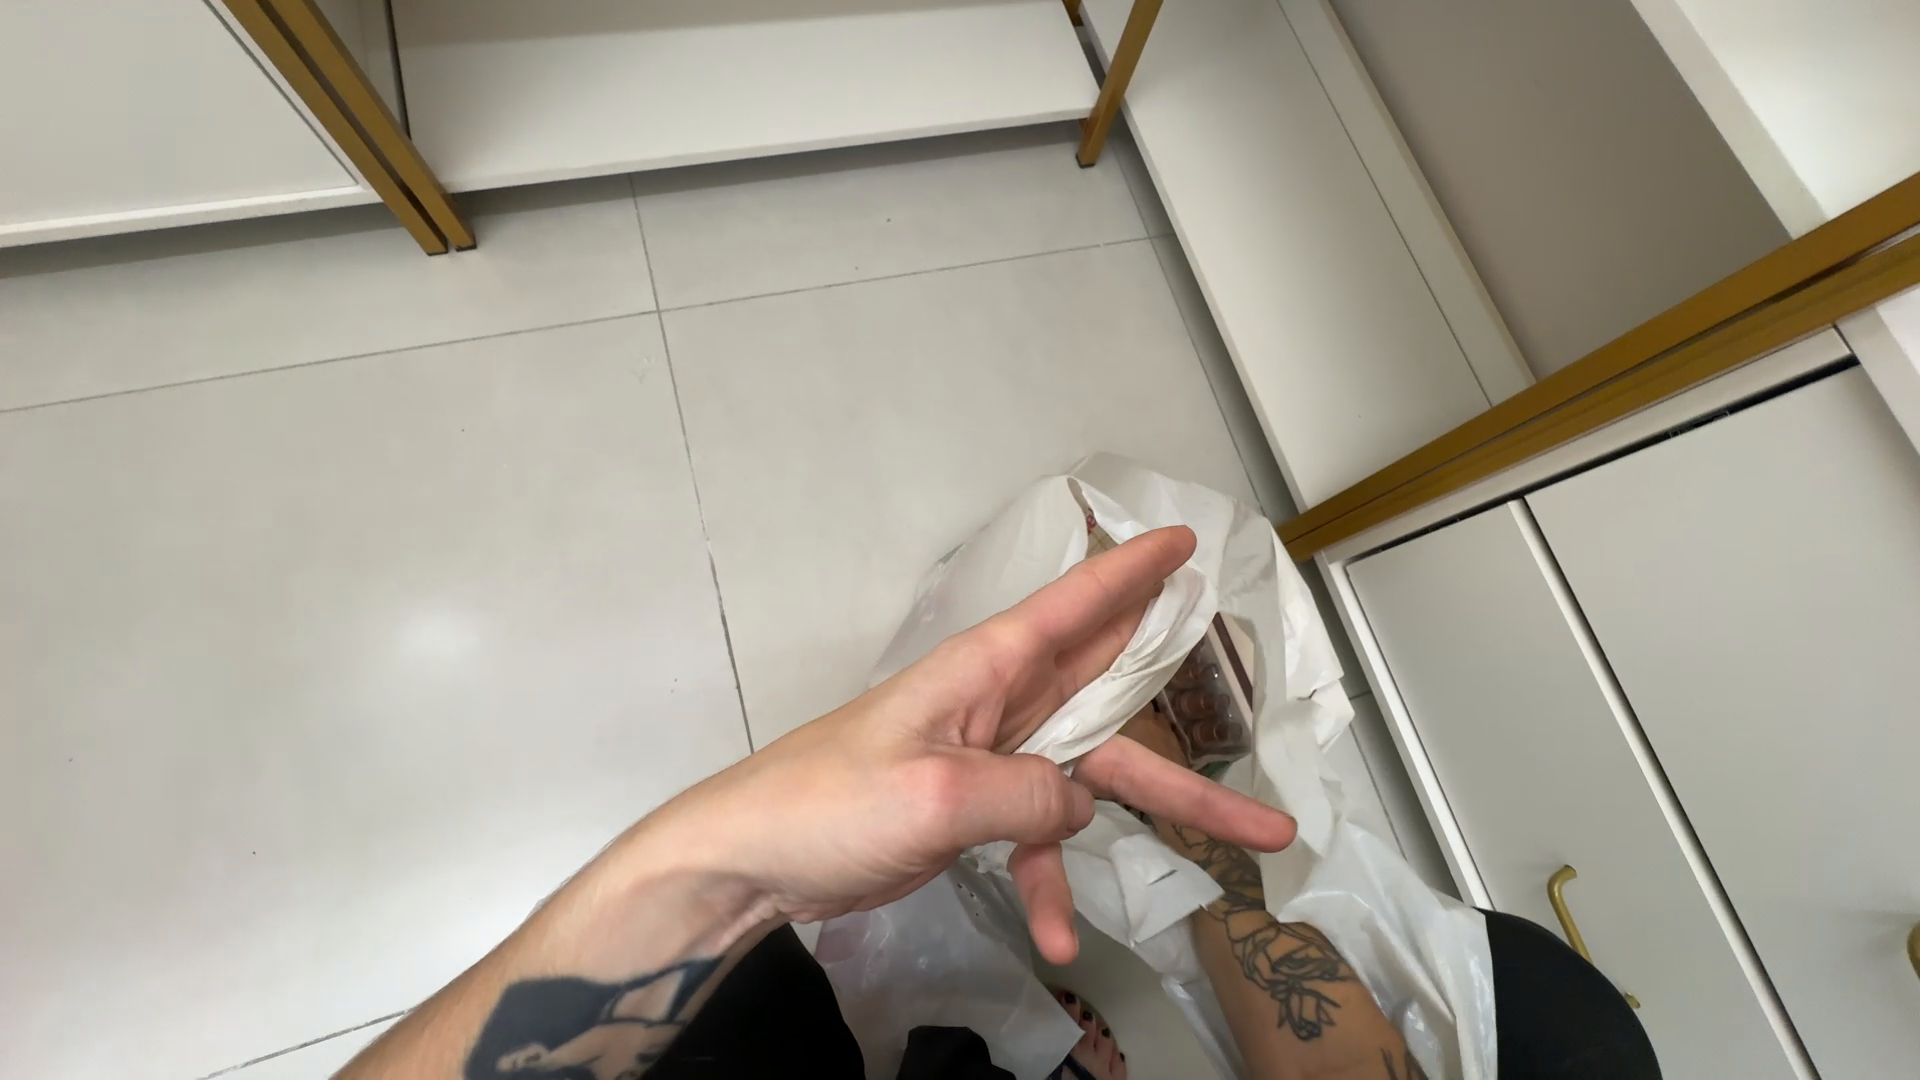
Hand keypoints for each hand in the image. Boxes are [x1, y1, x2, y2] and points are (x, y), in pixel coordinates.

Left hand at [628, 525, 1296, 963]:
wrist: (757, 859)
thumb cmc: (831, 800)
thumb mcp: (936, 792)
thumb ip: (1025, 793)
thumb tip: (1078, 799)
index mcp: (987, 668)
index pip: (1074, 604)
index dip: (1131, 571)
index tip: (1182, 543)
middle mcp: (1000, 701)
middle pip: (1108, 694)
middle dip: (1183, 709)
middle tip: (1245, 679)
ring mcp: (993, 757)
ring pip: (1092, 772)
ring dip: (1159, 809)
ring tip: (1253, 843)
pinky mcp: (978, 809)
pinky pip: (1037, 837)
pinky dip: (1050, 880)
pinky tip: (1059, 933)